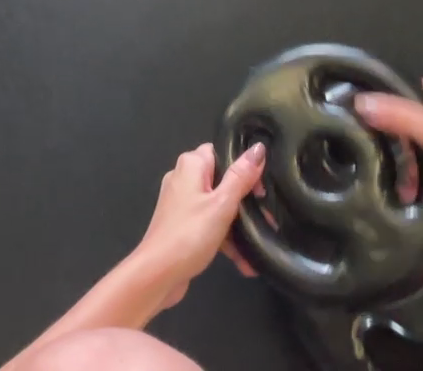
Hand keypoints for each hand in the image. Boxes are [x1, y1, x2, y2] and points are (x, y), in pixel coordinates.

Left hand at [135, 143, 265, 306]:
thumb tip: (258, 148)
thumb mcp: (222, 204)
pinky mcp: (182, 224)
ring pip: (217, 206)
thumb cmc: (190, 234)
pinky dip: (224, 239)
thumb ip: (241, 177)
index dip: (242, 166)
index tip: (260, 189)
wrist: (157, 274)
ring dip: (237, 227)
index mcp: (190, 165)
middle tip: (265, 219)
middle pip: (221, 181)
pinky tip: (245, 263)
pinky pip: (208, 224)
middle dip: (244, 202)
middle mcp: (183, 178)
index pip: (220, 152)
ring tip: (258, 246)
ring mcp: (181, 203)